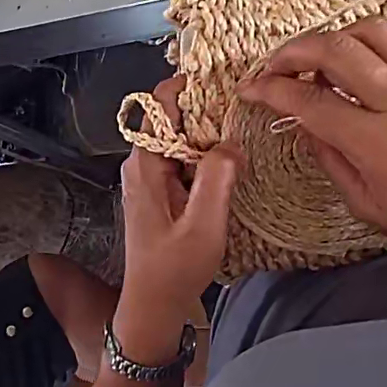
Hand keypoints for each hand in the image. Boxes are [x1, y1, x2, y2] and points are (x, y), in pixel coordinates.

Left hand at [117, 77, 239, 362]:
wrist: (153, 306)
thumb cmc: (175, 270)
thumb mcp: (204, 225)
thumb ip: (217, 178)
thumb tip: (231, 142)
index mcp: (146, 164)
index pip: (160, 104)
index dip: (189, 85)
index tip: (223, 80)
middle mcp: (142, 164)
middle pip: (172, 118)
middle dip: (206, 109)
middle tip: (244, 109)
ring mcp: (149, 178)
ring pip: (180, 139)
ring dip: (208, 133)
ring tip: (242, 131)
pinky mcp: (158, 191)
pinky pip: (182, 159)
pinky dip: (204, 154)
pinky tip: (228, 163)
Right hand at [238, 19, 386, 278]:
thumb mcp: (369, 206)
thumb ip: (330, 159)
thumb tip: (304, 123)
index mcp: (382, 146)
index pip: (312, 103)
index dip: (272, 91)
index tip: (251, 89)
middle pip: (337, 51)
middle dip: (292, 51)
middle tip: (274, 65)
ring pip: (370, 31)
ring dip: (331, 37)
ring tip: (315, 57)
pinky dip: (368, 39)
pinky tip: (356, 56)